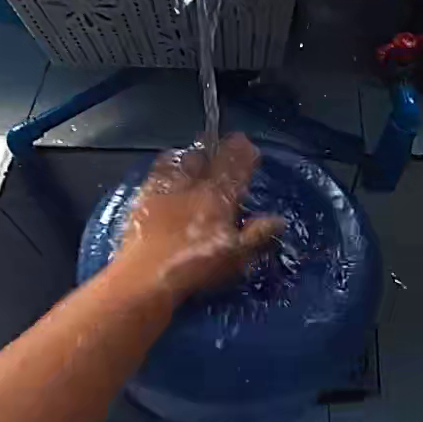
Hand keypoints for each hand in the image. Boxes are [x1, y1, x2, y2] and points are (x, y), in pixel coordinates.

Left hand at [113, 133, 285, 304]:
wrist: (145, 276)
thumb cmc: (195, 267)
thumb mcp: (235, 257)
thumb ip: (257, 235)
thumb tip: (278, 220)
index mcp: (219, 197)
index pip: (236, 166)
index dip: (244, 152)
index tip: (248, 145)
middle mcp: (193, 185)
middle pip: (208, 155)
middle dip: (219, 148)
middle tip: (226, 148)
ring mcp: (166, 189)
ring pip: (183, 158)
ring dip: (193, 155)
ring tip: (198, 156)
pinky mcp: (144, 198)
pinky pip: (159, 171)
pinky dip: (168, 166)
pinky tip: (169, 171)